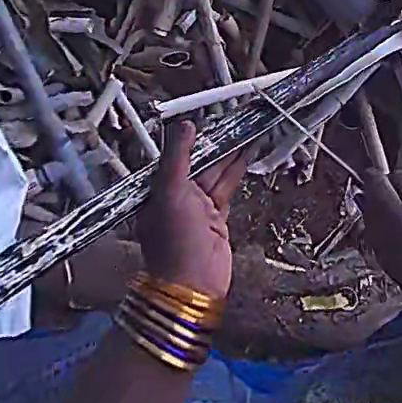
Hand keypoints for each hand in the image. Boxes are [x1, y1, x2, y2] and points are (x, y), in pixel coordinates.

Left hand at [137, 121, 247, 298]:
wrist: (193, 285)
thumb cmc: (173, 244)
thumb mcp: (170, 192)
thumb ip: (177, 157)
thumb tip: (183, 127)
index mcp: (157, 187)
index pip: (175, 153)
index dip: (191, 136)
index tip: (205, 117)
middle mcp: (176, 194)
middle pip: (198, 160)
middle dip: (215, 141)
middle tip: (232, 120)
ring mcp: (197, 205)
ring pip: (215, 171)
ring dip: (229, 153)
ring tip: (244, 131)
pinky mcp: (216, 216)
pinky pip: (226, 186)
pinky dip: (236, 171)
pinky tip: (245, 155)